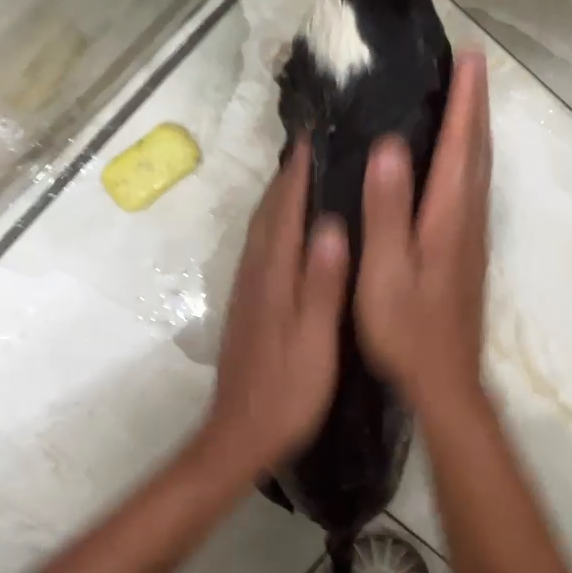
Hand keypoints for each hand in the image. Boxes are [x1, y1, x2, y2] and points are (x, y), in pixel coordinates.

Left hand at [201, 137, 349, 468]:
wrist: (240, 434)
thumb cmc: (287, 392)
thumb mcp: (314, 341)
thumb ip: (322, 284)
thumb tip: (330, 224)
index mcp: (274, 278)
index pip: (285, 212)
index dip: (297, 175)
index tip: (312, 138)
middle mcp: (254, 275)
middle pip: (268, 215)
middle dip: (286, 179)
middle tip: (309, 148)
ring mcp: (247, 292)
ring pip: (261, 232)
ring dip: (277, 201)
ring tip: (300, 178)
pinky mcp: (247, 309)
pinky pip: (259, 251)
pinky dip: (272, 228)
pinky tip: (285, 234)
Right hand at [357, 50, 492, 406]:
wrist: (443, 381)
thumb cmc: (406, 329)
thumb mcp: (386, 271)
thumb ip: (387, 211)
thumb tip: (389, 148)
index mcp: (447, 217)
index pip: (460, 146)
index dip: (465, 101)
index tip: (469, 56)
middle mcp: (467, 219)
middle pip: (477, 151)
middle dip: (476, 105)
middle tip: (471, 64)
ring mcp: (470, 238)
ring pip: (479, 170)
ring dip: (476, 130)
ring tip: (466, 99)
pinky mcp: (465, 253)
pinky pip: (471, 189)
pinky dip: (469, 160)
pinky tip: (455, 162)